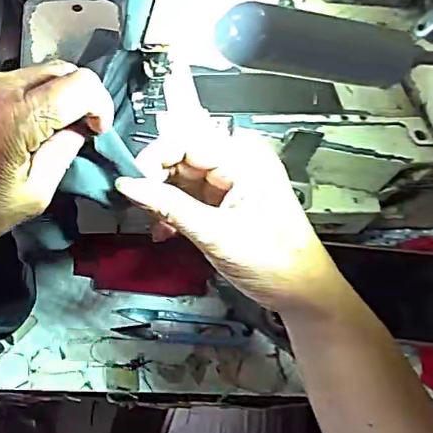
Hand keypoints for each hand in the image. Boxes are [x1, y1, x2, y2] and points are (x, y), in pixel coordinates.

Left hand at [0, 61, 113, 275]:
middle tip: (78, 130)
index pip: (79, 84)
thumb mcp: (33, 194)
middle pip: (59, 69)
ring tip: (43, 134)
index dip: (99, 104)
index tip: (96, 129)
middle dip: (78, 97)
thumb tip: (80, 127)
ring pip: (34, 73)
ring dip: (50, 96)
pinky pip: (8, 81)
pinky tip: (18, 128)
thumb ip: (64, 151)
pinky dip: (25, 98)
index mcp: (12, 119)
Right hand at [113, 128, 347, 317]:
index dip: (154, 158)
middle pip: (178, 156)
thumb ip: (168, 207)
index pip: (185, 140)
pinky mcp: (221, 199)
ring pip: (177, 176)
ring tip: (155, 221)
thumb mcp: (214, 234)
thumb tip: (130, 186)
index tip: (132, 181)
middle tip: (138, 203)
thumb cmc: (280, 263)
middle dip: (154, 181)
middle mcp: (237, 163)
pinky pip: (184, 194)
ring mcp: (229, 180)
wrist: (301, 291)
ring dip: (159, 199)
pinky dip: (169, 210)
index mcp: (245, 159)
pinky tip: (165, 228)